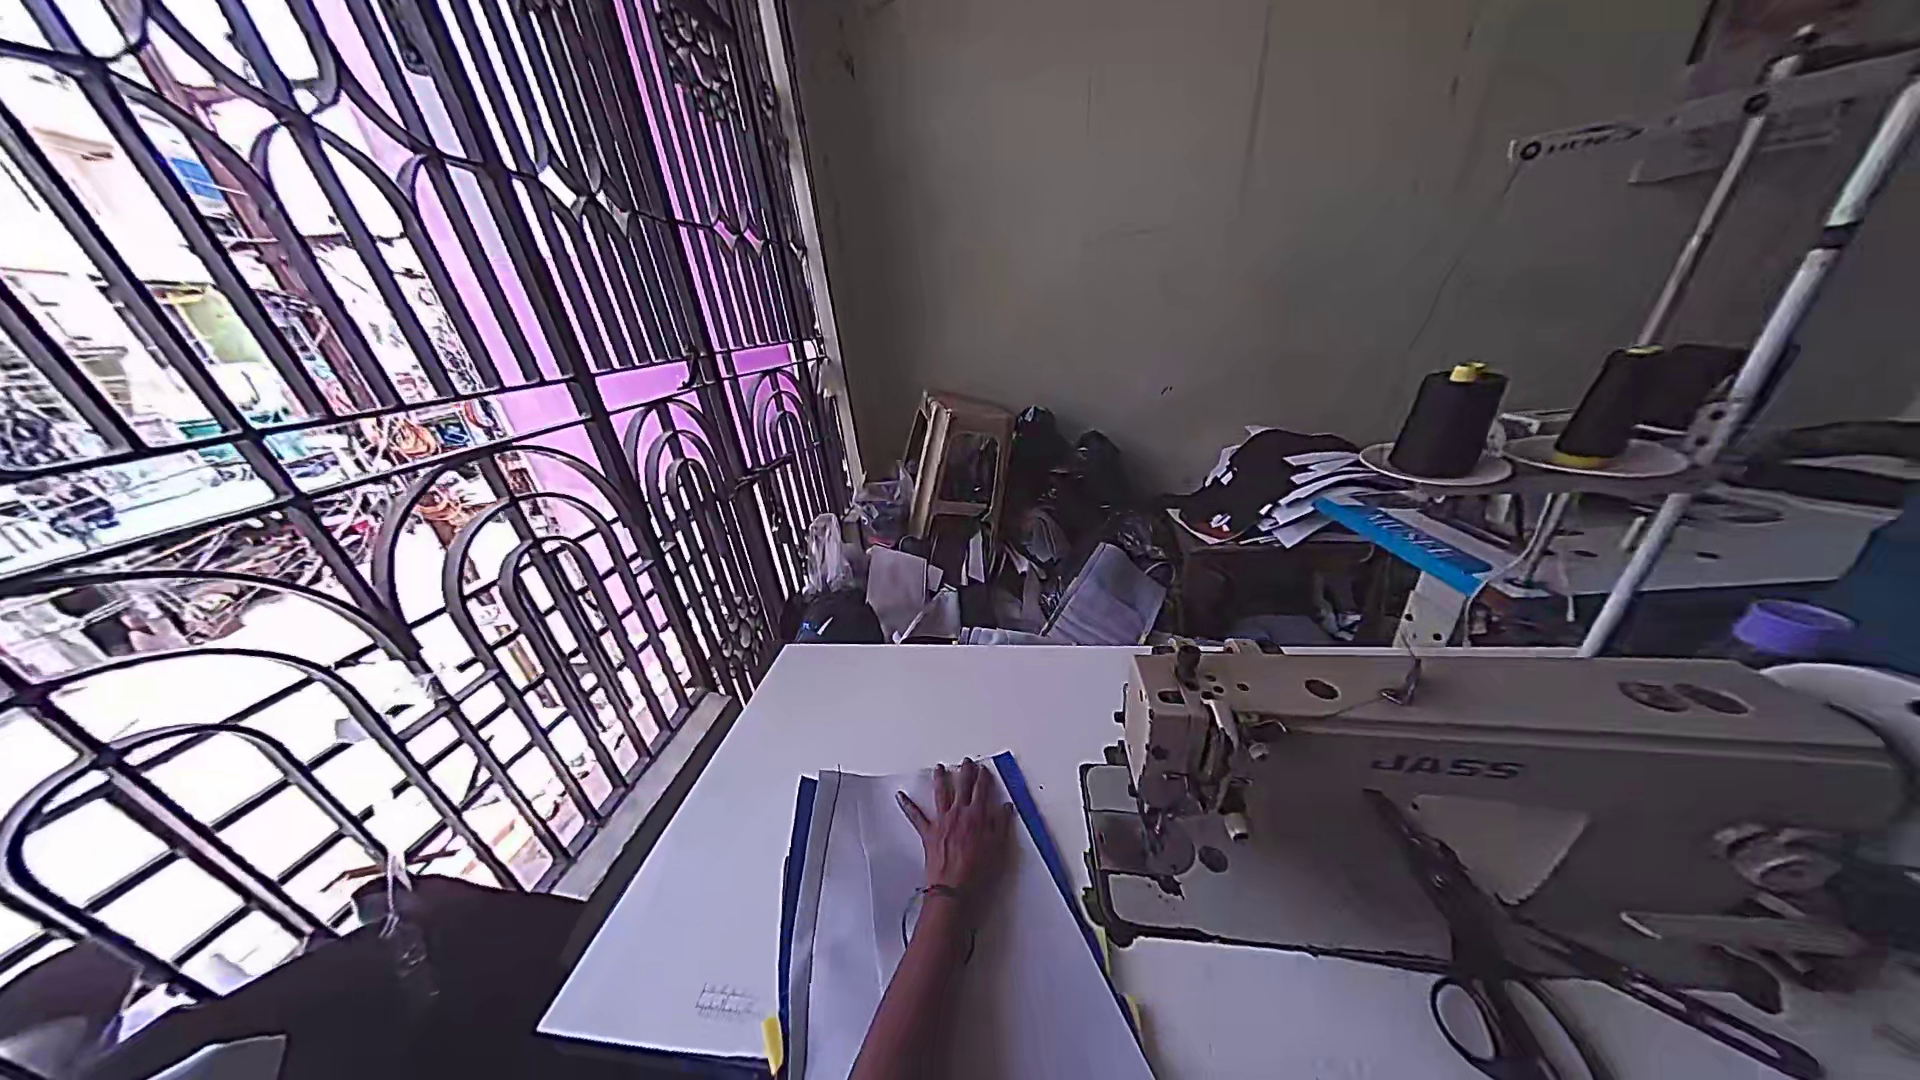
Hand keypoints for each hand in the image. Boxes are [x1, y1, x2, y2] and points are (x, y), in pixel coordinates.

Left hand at [896, 759, 1014, 903]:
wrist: (953, 888)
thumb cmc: (977, 871)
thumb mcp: (998, 848)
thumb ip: (1002, 825)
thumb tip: (1006, 807)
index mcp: (977, 816)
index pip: (982, 790)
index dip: (983, 778)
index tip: (984, 769)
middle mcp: (958, 813)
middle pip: (962, 786)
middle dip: (965, 771)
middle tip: (966, 761)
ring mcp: (942, 821)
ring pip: (941, 793)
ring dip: (940, 779)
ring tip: (939, 768)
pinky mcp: (928, 833)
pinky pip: (915, 816)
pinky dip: (907, 805)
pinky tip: (900, 796)